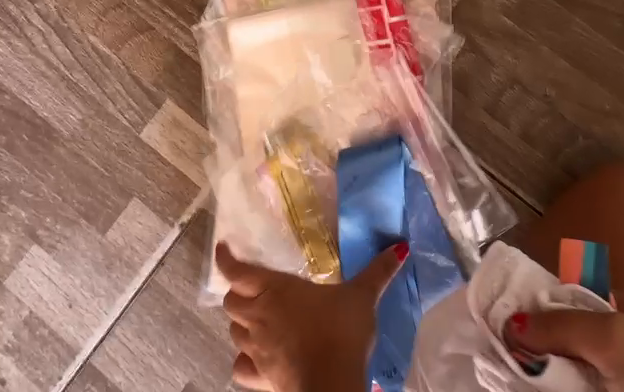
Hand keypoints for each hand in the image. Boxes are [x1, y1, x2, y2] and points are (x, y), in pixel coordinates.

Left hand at [217, 240, 408, 391]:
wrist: (330, 384)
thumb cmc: (340, 332)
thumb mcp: (362, 297)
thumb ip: (378, 271)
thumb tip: (400, 246)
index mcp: (276, 290)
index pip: (239, 271)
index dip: (226, 259)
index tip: (223, 248)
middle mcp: (259, 316)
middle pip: (231, 302)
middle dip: (238, 293)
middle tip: (252, 289)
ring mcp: (255, 350)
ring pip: (233, 332)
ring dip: (241, 324)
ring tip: (257, 321)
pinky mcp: (257, 378)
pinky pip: (240, 366)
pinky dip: (244, 359)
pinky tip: (255, 359)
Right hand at [506, 291, 623, 391]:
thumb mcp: (616, 336)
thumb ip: (564, 325)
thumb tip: (510, 322)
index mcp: (618, 307)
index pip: (560, 301)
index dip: (529, 312)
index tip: (496, 327)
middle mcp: (618, 338)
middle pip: (561, 340)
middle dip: (532, 350)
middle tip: (499, 363)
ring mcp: (621, 376)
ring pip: (570, 373)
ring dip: (543, 376)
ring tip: (509, 378)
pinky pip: (583, 387)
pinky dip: (563, 387)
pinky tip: (541, 390)